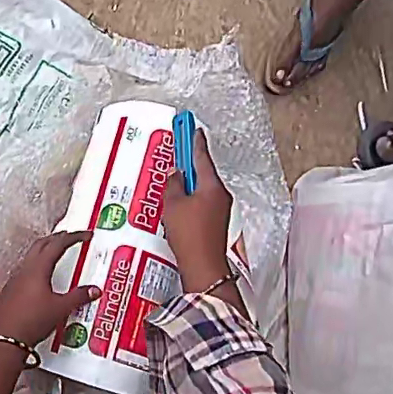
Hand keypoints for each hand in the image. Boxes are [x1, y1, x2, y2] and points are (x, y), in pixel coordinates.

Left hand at [0, 231, 99, 343]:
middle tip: (71, 237)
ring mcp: (15, 279)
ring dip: (45, 250)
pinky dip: (37, 265)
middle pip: (41, 244)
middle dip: (57, 238)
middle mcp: (25, 270)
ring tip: (57, 252)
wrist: (6, 339)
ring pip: (31, 256)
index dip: (73, 237)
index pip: (57, 245)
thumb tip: (95, 290)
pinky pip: (25, 270)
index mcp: (38, 269)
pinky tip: (42, 277)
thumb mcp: (61, 309)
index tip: (85, 235)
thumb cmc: (32, 321)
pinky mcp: (10, 290)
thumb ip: (79, 297)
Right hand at [163, 130, 232, 288]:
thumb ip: (173, 184)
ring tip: (173, 177)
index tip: (191, 126)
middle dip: (189, 161)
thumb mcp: (173, 205)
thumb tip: (175, 172)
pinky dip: (191, 196)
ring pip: (202, 187)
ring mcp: (220, 209)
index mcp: (211, 186)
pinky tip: (178, 201)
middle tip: (179, 148)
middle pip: (203, 171)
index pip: (201, 157)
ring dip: (189, 181)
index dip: (193, 141)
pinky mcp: (215, 221)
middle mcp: (220, 195)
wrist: (203, 267)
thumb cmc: (189, 235)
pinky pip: (202, 201)